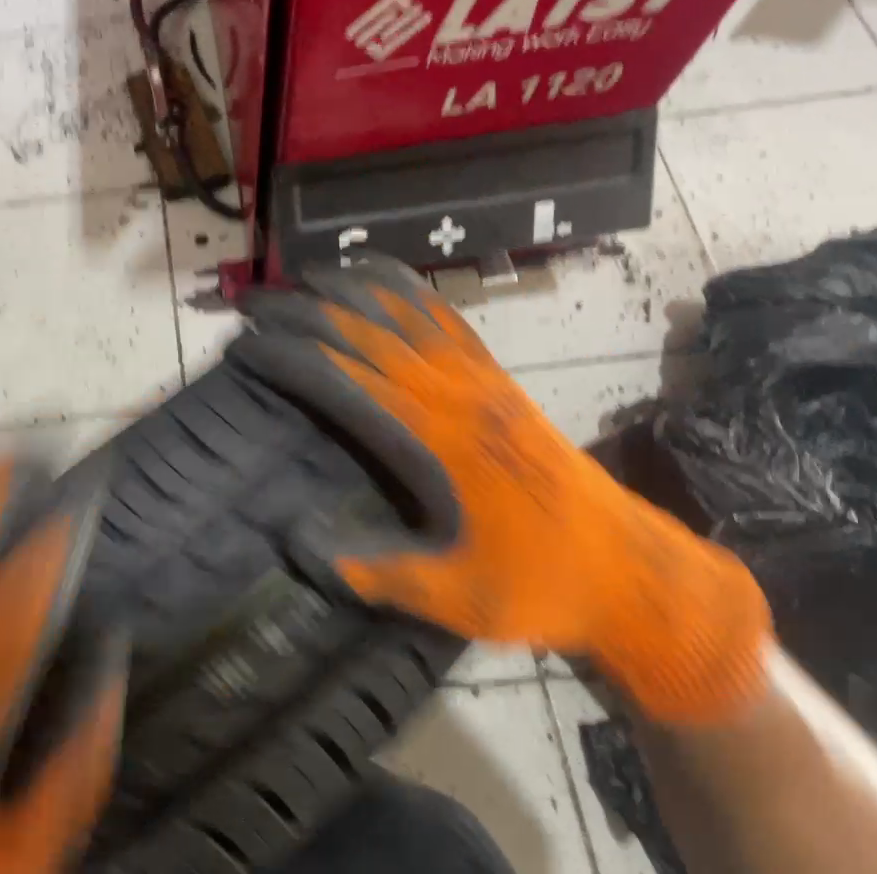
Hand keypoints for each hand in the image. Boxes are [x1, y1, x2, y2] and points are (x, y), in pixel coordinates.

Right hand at [231, 257, 770, 723]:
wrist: (632, 574)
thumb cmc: (540, 586)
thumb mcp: (456, 598)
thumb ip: (379, 571)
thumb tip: (294, 540)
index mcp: (439, 440)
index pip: (345, 378)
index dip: (290, 357)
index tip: (243, 347)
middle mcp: (457, 393)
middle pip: (367, 331)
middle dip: (303, 310)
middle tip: (252, 305)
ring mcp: (484, 379)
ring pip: (408, 310)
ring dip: (351, 287)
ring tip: (301, 278)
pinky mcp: (501, 380)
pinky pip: (447, 316)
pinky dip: (406, 288)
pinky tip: (381, 279)